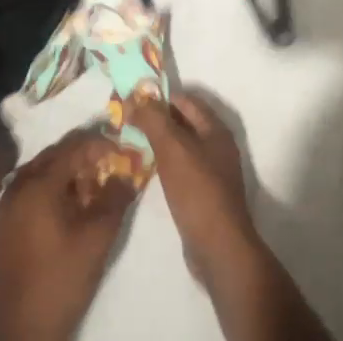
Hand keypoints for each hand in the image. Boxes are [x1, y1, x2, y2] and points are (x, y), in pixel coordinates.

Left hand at [0, 130, 140, 340]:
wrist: (21, 327)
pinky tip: (64, 210)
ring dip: (64, 174)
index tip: (122, 150)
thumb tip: (126, 175)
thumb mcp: (98, 238)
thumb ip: (115, 199)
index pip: (73, 147)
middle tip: (108, 165)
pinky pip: (26, 194)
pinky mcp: (0, 227)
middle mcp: (16, 187)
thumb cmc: (62, 277)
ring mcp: (4, 207)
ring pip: (38, 174)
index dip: (100, 144)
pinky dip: (48, 191)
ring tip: (89, 188)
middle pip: (52, 156)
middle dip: (82, 156)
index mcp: (38, 183)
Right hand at [129, 92, 262, 287]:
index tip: (132, 100)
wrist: (217, 247)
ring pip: (180, 147)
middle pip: (183, 122)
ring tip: (129, 143)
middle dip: (156, 120)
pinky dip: (163, 164)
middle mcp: (217, 146)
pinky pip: (180, 169)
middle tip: (125, 121)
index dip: (159, 97)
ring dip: (158, 143)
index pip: (185, 100)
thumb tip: (135, 96)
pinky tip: (145, 170)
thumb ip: (154, 120)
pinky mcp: (203, 194)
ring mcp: (212, 171)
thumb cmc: (197, 191)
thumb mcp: (173, 149)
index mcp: (215, 130)